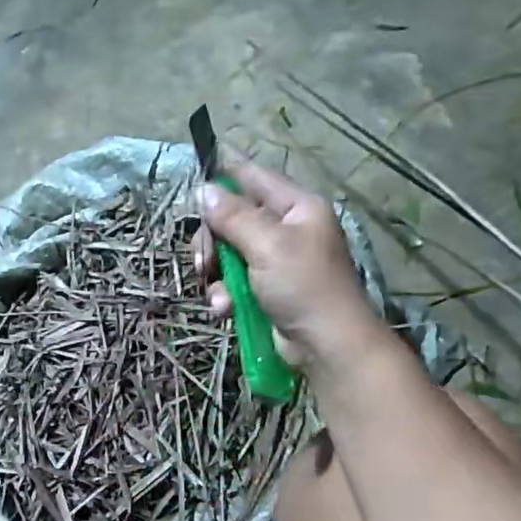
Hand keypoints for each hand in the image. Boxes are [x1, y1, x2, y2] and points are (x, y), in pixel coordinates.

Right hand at [194, 155, 384, 368]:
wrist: (324, 343)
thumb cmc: (303, 286)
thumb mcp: (268, 245)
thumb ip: (234, 217)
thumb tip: (204, 190)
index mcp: (296, 208)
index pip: (254, 179)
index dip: (225, 177)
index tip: (196, 180)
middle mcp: (285, 231)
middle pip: (233, 221)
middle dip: (212, 242)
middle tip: (202, 263)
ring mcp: (274, 264)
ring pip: (227, 257)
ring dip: (215, 277)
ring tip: (217, 296)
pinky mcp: (264, 293)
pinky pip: (232, 285)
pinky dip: (224, 297)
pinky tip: (224, 310)